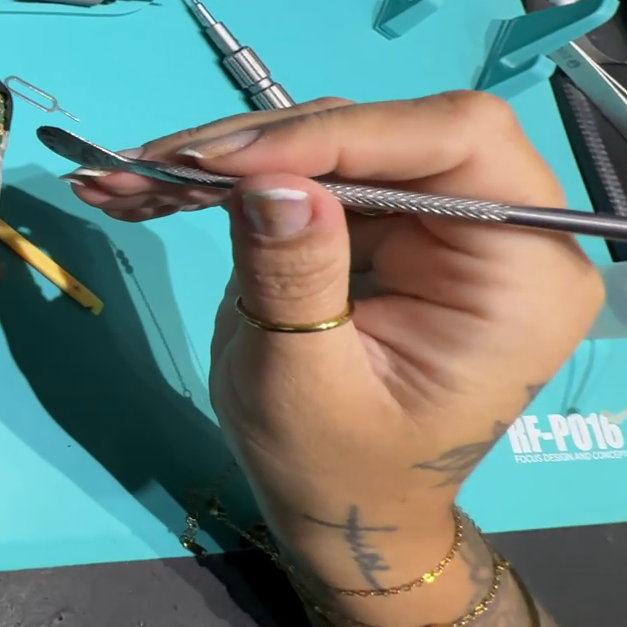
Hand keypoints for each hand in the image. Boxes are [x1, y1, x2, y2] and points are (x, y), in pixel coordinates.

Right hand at [69, 93, 602, 587]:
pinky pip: (273, 176)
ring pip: (303, 145)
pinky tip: (131, 194)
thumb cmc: (332, 460)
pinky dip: (198, 182)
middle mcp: (472, 226)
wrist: (330, 494)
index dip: (335, 134)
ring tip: (114, 182)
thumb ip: (294, 277)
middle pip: (361, 132)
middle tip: (136, 171)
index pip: (450, 142)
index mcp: (512, 271)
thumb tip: (265, 182)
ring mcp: (407, 220)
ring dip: (201, 161)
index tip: (218, 164)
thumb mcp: (303, 379)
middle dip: (239, 147)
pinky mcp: (348, 224)